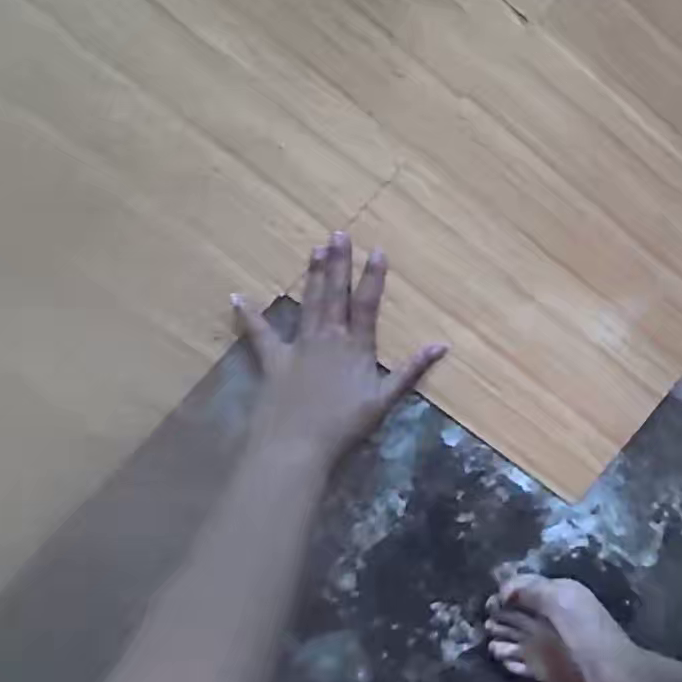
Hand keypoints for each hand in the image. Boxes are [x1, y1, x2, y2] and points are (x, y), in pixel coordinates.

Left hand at [232, 232, 447, 464]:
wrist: (295, 447)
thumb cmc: (344, 425)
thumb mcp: (385, 398)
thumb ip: (412, 369)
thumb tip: (442, 345)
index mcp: (356, 346)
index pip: (368, 304)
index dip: (373, 276)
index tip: (377, 250)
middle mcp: (329, 338)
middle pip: (336, 294)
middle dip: (339, 264)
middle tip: (339, 234)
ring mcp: (299, 347)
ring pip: (309, 304)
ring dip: (312, 276)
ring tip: (315, 249)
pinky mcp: (273, 361)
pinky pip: (260, 335)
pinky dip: (249, 316)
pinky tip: (238, 297)